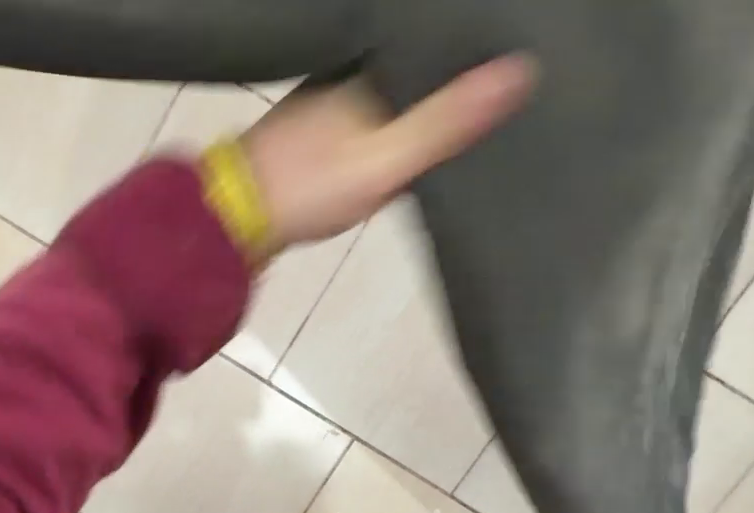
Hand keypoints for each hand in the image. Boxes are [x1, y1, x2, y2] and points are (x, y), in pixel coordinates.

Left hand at [240, 56, 536, 256]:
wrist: (233, 223)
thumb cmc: (309, 188)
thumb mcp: (385, 159)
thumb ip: (444, 121)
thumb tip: (520, 71)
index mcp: (368, 71)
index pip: (433, 48)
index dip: (470, 55)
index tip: (512, 62)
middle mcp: (345, 79)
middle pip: (411, 72)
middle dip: (446, 79)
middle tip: (494, 91)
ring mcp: (324, 109)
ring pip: (387, 99)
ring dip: (416, 107)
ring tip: (461, 117)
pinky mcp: (310, 141)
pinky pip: (363, 126)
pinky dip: (385, 131)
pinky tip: (401, 144)